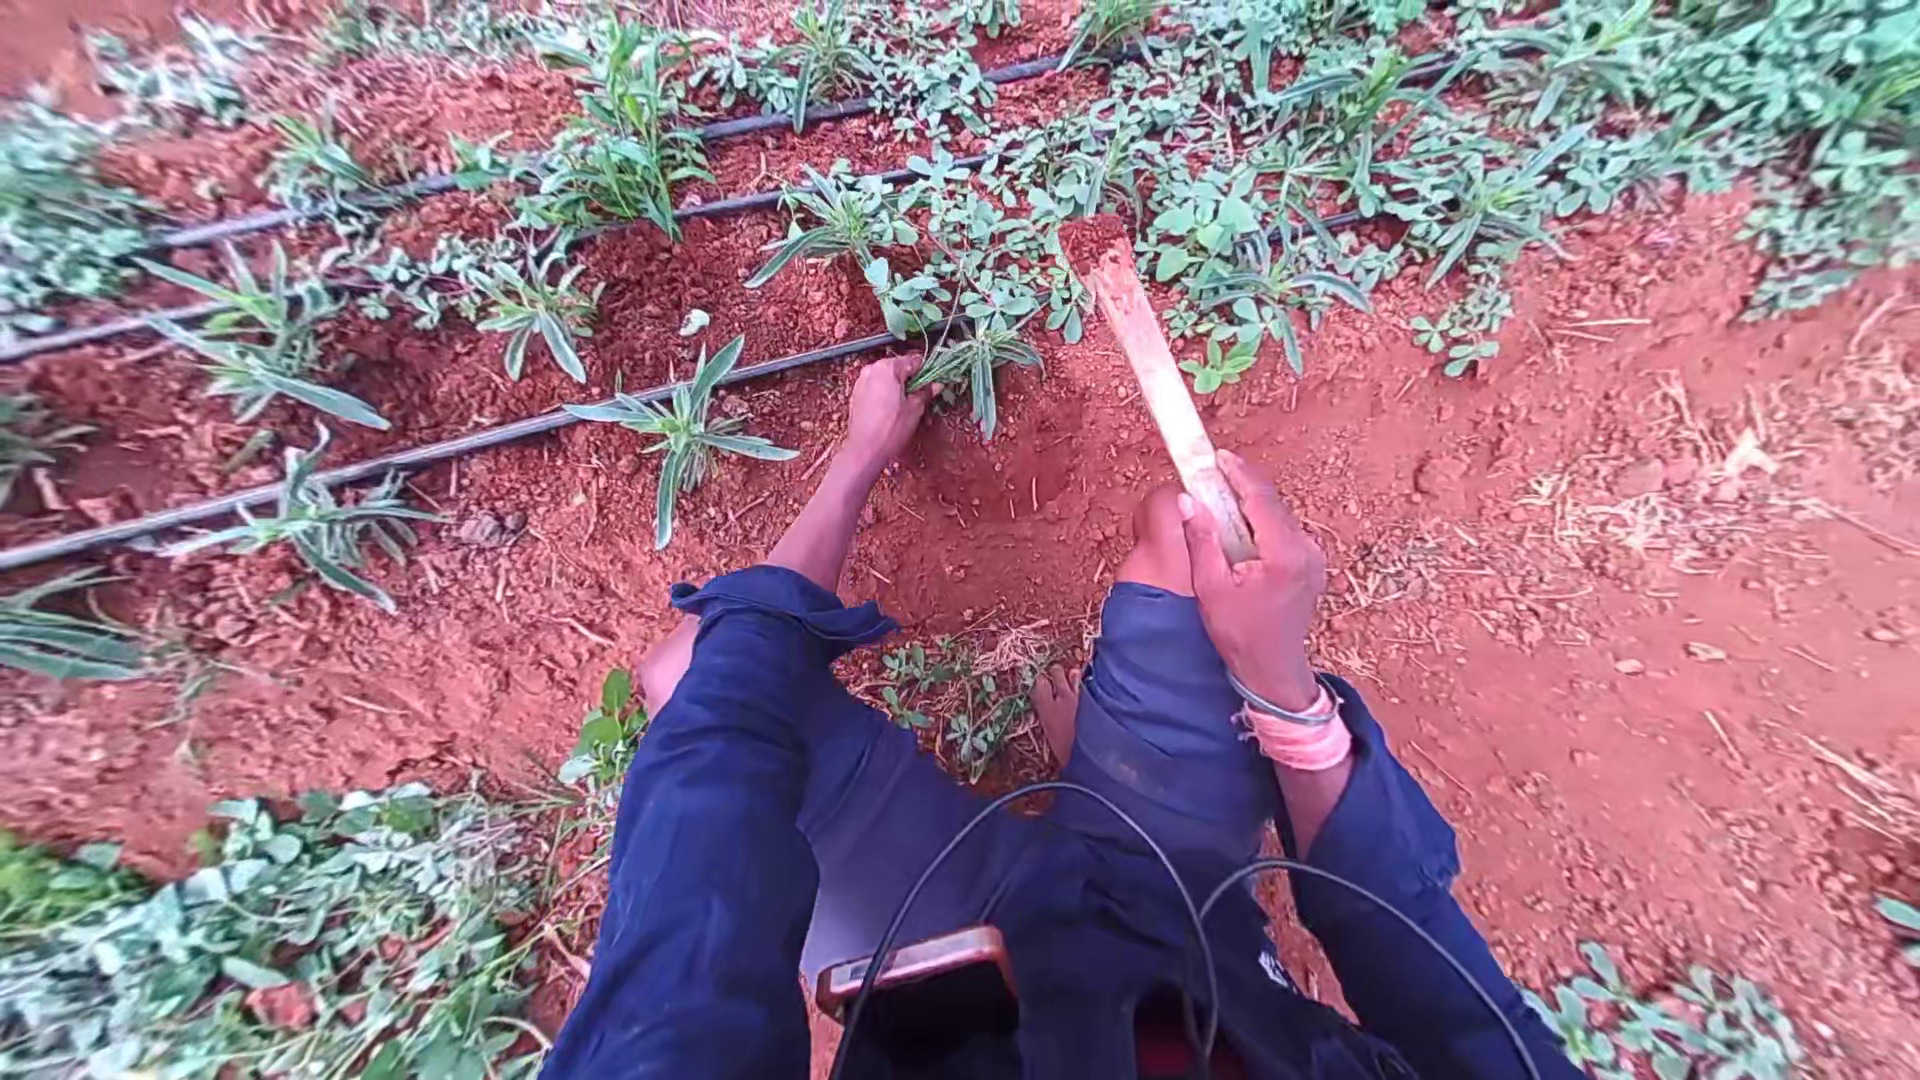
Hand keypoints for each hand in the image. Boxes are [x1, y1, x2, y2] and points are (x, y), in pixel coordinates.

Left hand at [841, 353, 932, 475]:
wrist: (865, 450)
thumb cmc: (890, 429)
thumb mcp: (914, 409)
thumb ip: (925, 392)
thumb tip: (936, 385)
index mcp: (887, 368)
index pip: (914, 361)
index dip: (927, 371)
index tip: (935, 382)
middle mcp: (871, 370)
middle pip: (899, 368)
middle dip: (912, 380)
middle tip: (923, 396)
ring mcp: (861, 382)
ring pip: (887, 378)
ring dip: (899, 388)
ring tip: (907, 406)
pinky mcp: (857, 395)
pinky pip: (876, 388)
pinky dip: (886, 394)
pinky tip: (892, 410)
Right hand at [1177, 450, 1326, 711]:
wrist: (1273, 670)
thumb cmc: (1240, 635)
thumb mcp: (1211, 588)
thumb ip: (1202, 541)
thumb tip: (1189, 502)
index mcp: (1284, 555)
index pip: (1261, 500)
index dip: (1239, 474)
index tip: (1218, 457)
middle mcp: (1307, 551)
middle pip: (1272, 504)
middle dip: (1241, 486)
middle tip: (1211, 473)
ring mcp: (1314, 558)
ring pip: (1278, 516)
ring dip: (1249, 504)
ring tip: (1219, 497)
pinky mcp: (1311, 564)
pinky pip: (1283, 531)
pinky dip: (1259, 521)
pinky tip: (1238, 525)